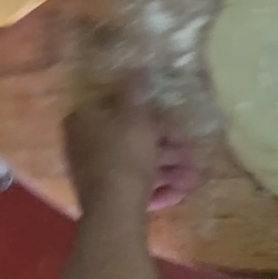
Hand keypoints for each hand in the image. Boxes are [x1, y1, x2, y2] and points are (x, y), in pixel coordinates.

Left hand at [63, 80, 199, 225]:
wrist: (115, 211)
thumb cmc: (125, 157)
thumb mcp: (135, 118)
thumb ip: (136, 92)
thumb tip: (138, 68)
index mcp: (84, 120)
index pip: (122, 112)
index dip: (156, 121)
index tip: (179, 132)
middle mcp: (85, 145)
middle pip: (134, 142)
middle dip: (169, 151)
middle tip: (192, 157)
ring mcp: (95, 174)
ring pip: (138, 167)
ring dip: (170, 172)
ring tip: (193, 180)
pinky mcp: (107, 197)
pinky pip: (135, 187)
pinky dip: (158, 188)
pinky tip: (179, 194)